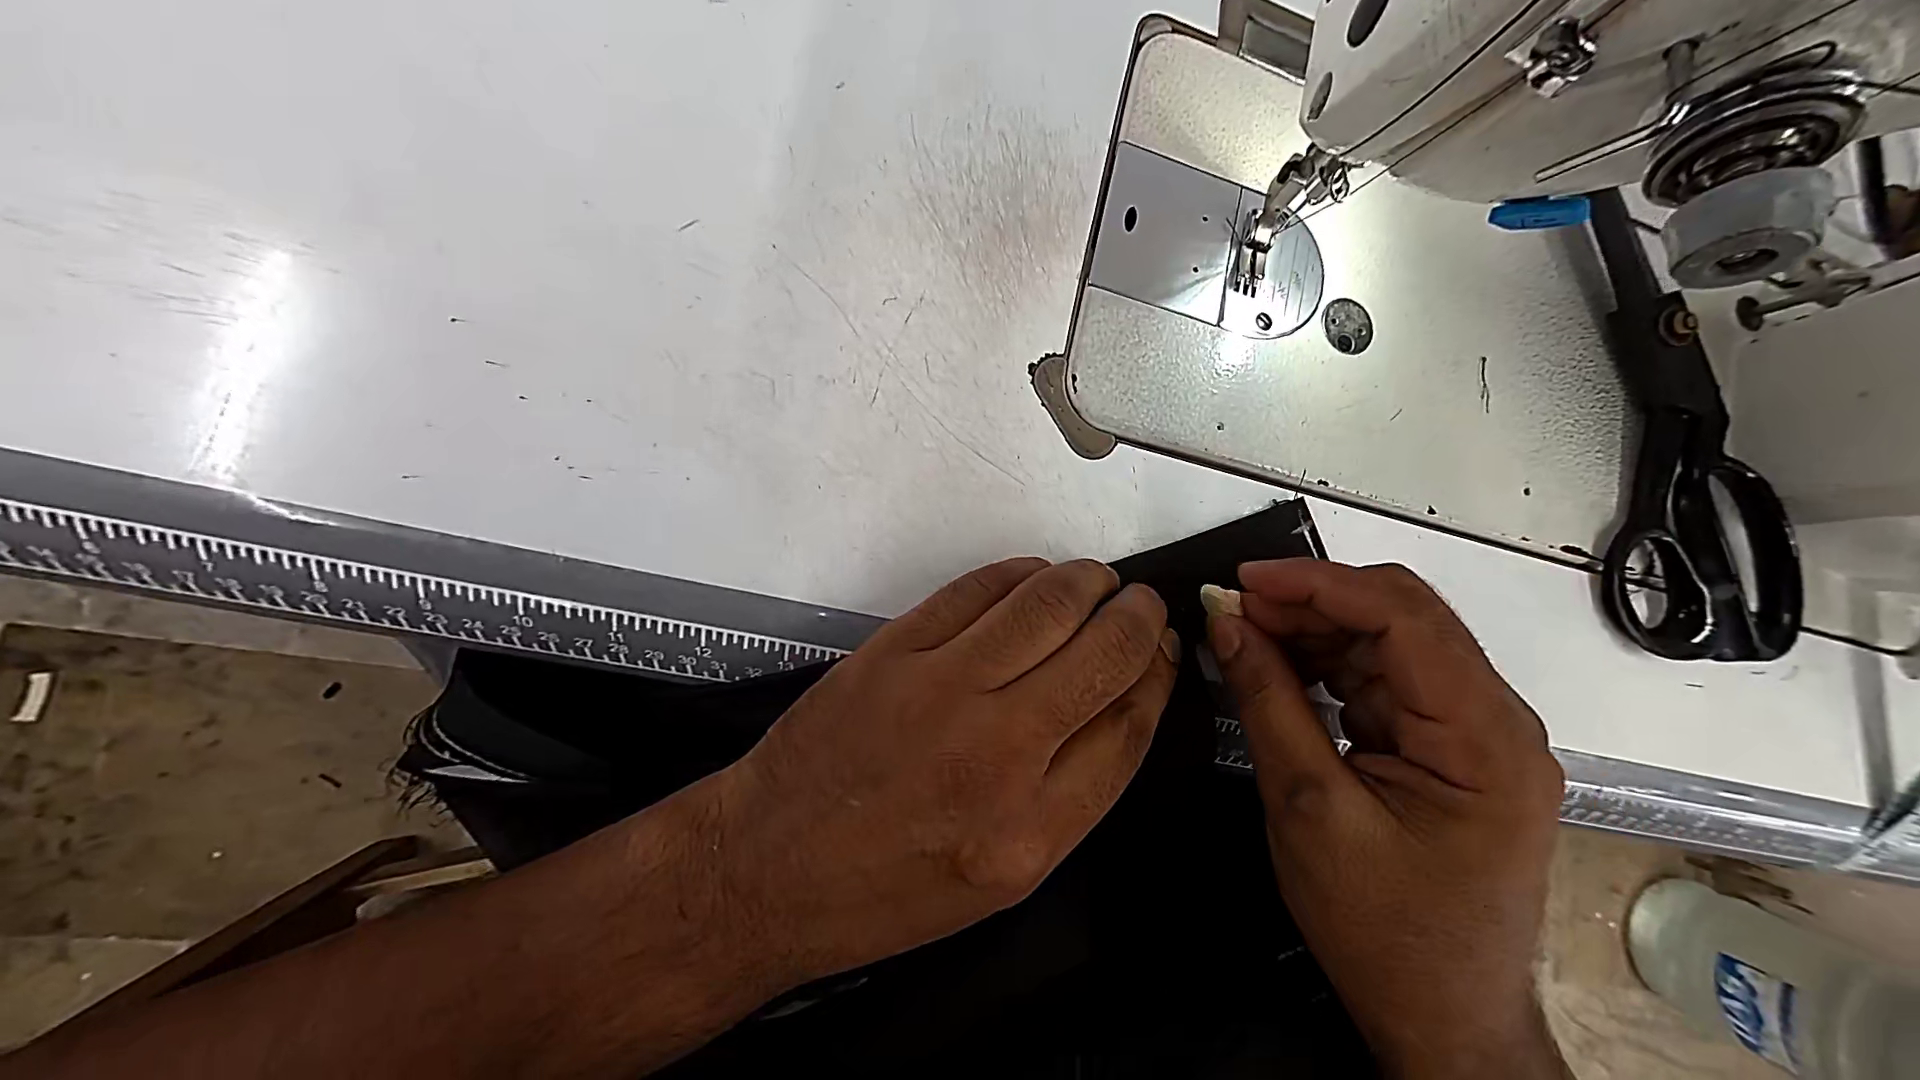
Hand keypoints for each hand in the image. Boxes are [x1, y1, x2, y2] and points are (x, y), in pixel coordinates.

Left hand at [708, 558, 1177, 984]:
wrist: (773, 867)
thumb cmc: (885, 884)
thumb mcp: (1003, 872)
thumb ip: (1071, 788)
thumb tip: (1117, 702)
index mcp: (1033, 828)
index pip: (1131, 723)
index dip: (1157, 671)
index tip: (1160, 647)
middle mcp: (996, 754)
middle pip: (1103, 654)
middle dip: (1137, 616)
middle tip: (1139, 604)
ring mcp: (940, 691)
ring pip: (1046, 605)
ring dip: (1085, 581)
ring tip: (1094, 582)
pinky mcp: (892, 652)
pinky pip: (976, 589)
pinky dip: (1018, 573)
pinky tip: (1032, 577)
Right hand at [1206, 560, 1567, 1079]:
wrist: (1438, 1015)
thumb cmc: (1383, 929)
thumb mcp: (1307, 807)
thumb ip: (1267, 702)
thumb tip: (1227, 625)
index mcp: (1484, 739)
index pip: (1403, 617)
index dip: (1317, 584)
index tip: (1244, 581)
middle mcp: (1491, 721)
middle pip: (1399, 618)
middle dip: (1310, 602)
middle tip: (1233, 611)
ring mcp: (1469, 731)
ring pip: (1384, 640)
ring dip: (1311, 629)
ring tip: (1244, 637)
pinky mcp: (1440, 744)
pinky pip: (1377, 676)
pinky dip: (1322, 663)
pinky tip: (1277, 667)